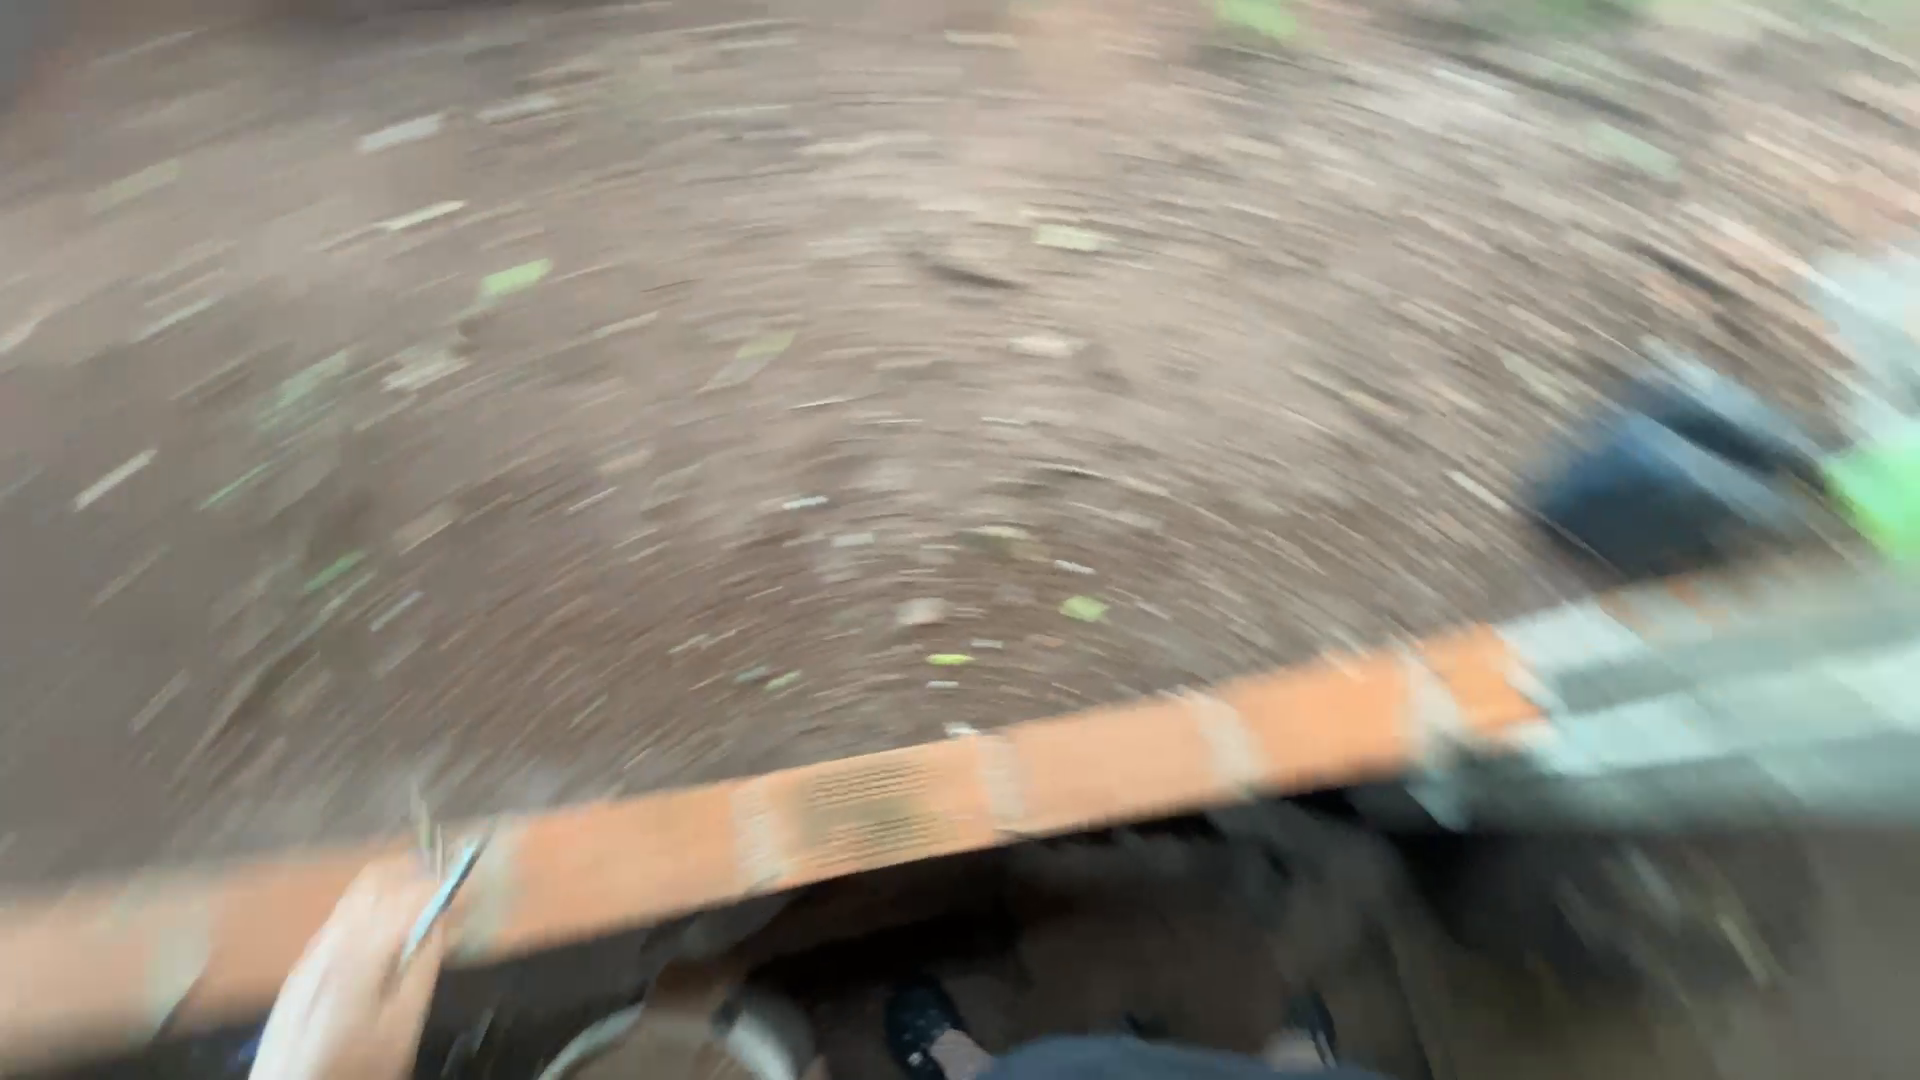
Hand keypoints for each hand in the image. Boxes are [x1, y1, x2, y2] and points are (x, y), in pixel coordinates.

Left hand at [248, 861, 447, 1079]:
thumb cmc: (357, 1066)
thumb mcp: (403, 1022)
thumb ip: (423, 963)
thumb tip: (442, 918)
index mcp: (358, 956)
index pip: (408, 895)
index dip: (445, 884)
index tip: (471, 889)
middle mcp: (328, 946)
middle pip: (373, 881)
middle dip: (416, 873)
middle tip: (447, 884)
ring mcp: (309, 957)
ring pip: (355, 897)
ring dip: (394, 889)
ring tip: (424, 904)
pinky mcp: (301, 971)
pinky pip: (341, 920)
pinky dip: (372, 910)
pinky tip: (388, 933)